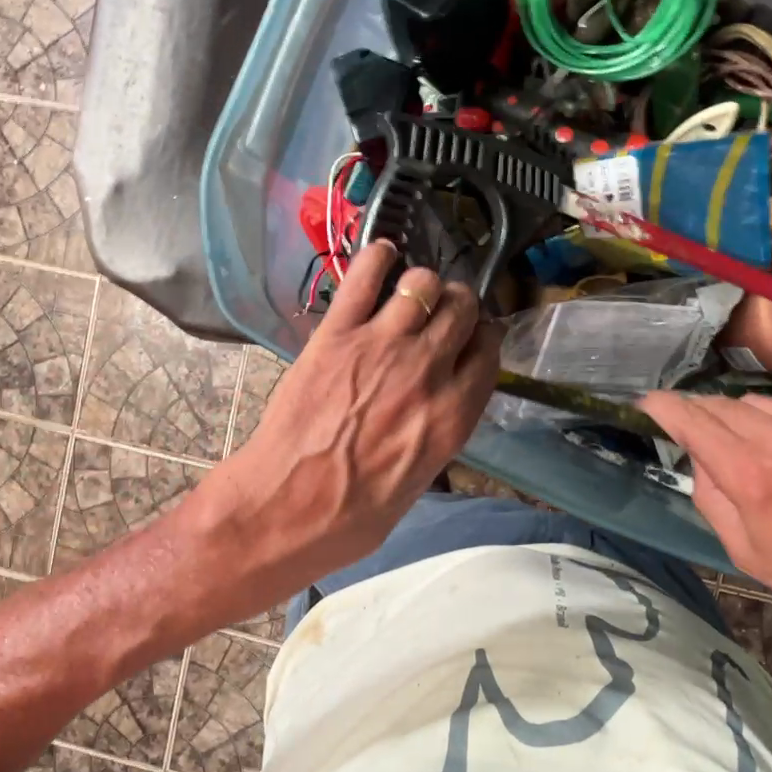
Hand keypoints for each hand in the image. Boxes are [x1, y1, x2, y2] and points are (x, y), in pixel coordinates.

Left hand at [212, 241, 502, 580]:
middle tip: (442, 309)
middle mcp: (426, 371)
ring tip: (410, 291)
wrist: (284, 508)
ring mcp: (380, 345)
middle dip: (458, 303)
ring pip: (422, 283)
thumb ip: (437, 432)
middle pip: (462, 308)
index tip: (472, 335)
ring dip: (422, 283)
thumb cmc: (350, 516)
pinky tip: (382, 255)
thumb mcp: (418, 482)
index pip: (487, 351)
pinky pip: (364, 277)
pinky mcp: (336, 333)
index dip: (482, 337)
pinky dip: (378, 257)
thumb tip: (439, 404)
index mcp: (452, 415)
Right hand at [637, 392, 771, 655]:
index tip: (646, 405)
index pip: (689, 417)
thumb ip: (712, 496)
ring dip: (742, 419)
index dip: (660, 407)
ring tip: (752, 449)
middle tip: (696, 434)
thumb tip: (701, 460)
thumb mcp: (748, 552)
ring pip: (759, 403)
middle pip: (720, 403)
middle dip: (699, 415)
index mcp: (752, 474)